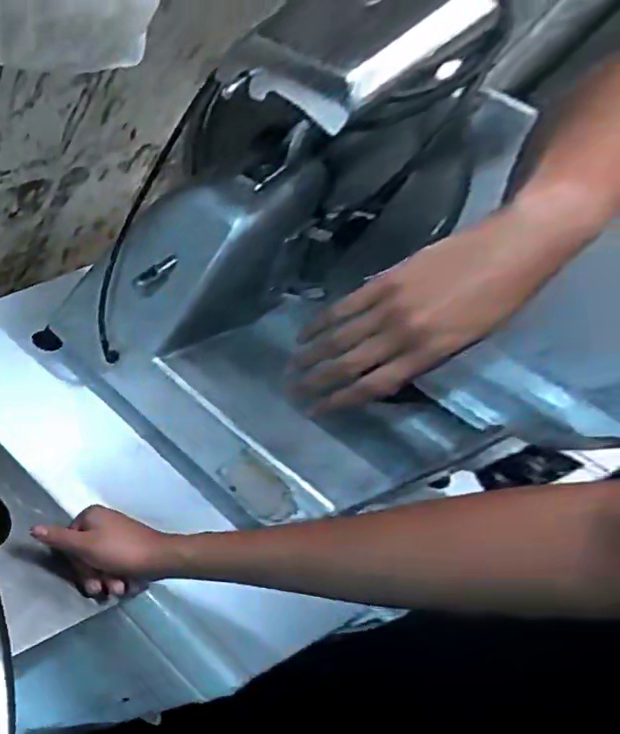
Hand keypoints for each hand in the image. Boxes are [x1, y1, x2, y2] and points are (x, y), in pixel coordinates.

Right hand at [31, 505, 180, 597]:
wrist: (167, 559)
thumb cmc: (122, 552)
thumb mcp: (84, 546)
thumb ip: (57, 538)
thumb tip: (32, 529)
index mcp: (90, 516)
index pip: (68, 541)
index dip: (76, 563)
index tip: (89, 576)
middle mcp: (103, 521)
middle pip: (84, 553)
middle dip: (94, 575)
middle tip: (103, 589)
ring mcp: (118, 533)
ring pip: (100, 561)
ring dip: (107, 579)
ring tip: (118, 589)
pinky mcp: (131, 546)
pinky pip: (116, 562)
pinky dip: (119, 574)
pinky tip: (127, 584)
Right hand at [291, 206, 557, 410]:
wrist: (526, 238)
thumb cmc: (509, 290)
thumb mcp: (475, 333)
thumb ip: (426, 354)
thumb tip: (384, 371)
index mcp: (432, 349)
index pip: (373, 384)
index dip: (339, 401)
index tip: (315, 410)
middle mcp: (405, 333)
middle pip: (345, 366)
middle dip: (313, 382)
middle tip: (292, 391)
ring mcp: (390, 307)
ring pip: (336, 340)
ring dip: (308, 357)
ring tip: (291, 366)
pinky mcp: (382, 284)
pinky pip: (340, 310)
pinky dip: (316, 325)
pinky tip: (303, 335)